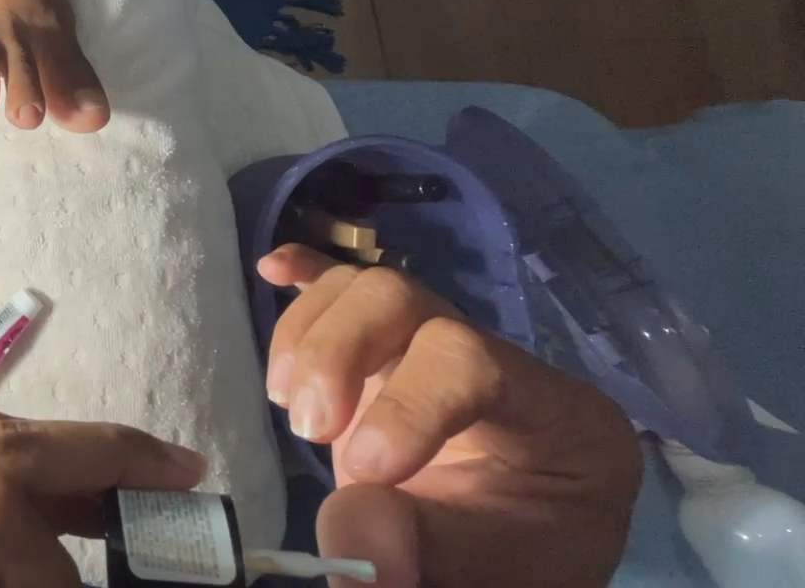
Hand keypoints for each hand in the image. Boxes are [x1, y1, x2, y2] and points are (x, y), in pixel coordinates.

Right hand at [259, 244, 642, 587]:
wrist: (480, 557)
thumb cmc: (499, 563)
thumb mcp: (483, 572)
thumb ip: (423, 548)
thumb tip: (349, 532)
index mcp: (556, 412)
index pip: (470, 361)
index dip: (403, 404)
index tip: (361, 471)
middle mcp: (489, 351)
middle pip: (398, 298)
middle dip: (334, 353)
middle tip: (306, 426)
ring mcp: (429, 333)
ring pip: (356, 287)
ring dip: (304, 337)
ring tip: (289, 404)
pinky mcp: (378, 333)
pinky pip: (338, 279)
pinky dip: (301, 273)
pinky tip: (272, 270)